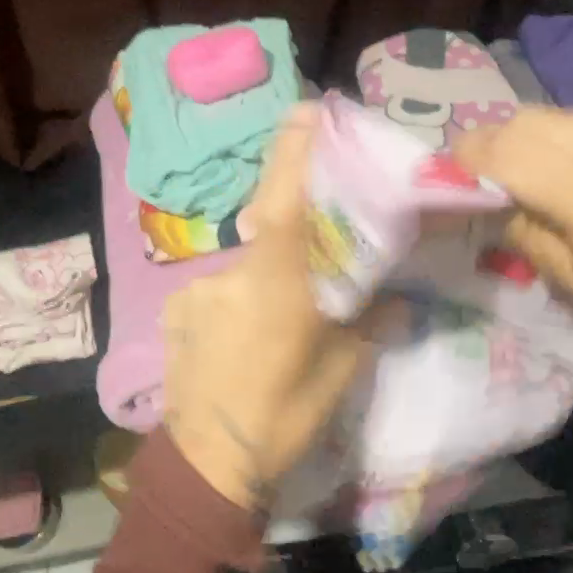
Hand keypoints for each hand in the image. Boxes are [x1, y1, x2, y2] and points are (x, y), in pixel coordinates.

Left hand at [163, 106, 368, 509]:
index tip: (308, 110)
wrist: (207, 462)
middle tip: (315, 270)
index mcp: (276, 278)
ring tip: (279, 324)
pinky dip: (236, 303)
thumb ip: (370, 321)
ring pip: (244, 268)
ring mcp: (196, 289)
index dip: (295, 147)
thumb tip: (397, 295)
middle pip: (268, 231)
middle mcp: (231, 270)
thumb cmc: (285, 414)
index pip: (286, 194)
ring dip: (265, 282)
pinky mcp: (176, 311)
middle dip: (293, 239)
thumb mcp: (343, 369)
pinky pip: (217, 292)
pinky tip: (244, 341)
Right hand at [454, 103, 572, 361]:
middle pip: (540, 123)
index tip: (453, 161)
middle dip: (502, 140)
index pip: (522, 156)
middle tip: (485, 160)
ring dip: (545, 136)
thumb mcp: (565, 277)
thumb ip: (519, 222)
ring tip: (547, 165)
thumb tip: (475, 181)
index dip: (477, 152)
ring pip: (569, 112)